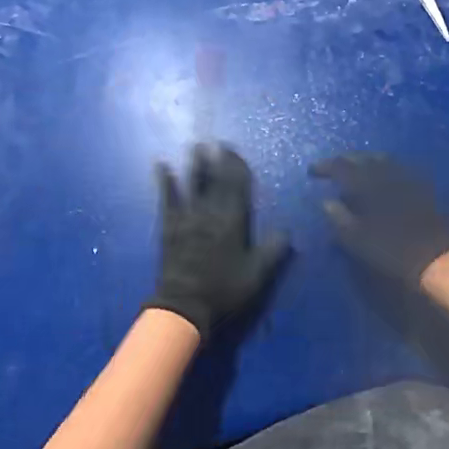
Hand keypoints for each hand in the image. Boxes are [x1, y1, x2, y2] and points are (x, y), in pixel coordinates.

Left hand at [144, 144, 290, 336]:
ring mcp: (187, 218)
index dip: (237, 168)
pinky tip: (162, 165)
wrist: (185, 305)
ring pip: (192, 184)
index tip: (236, 152)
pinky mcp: (169, 226)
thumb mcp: (257, 275)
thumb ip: (273, 251)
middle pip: (216, 181)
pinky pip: (167, 198)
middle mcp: (210, 214)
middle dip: (218, 161)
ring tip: (195, 146)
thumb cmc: (224, 291)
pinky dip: (165, 181)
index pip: (238, 188)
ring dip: (194, 165)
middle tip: (218, 143)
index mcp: (233, 224)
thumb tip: (287, 231)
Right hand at [311, 155, 448, 288]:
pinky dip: (385, 171)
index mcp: (369, 184)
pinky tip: (383, 181)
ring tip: (356, 170)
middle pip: (364, 158)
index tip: (311, 171)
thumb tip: (327, 202)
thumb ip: (340, 218)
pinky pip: (400, 172)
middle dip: (346, 160)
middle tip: (333, 167)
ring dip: (366, 162)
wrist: (442, 261)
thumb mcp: (358, 239)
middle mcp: (389, 175)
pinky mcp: (426, 191)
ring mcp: (410, 181)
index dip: (325, 167)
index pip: (342, 167)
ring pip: (384, 162)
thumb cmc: (394, 251)